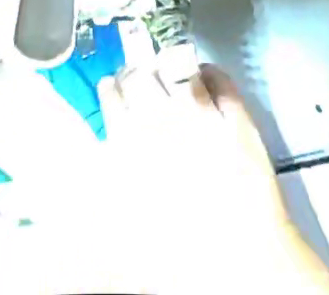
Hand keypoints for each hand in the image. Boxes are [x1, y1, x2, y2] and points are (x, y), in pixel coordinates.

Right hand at [94, 64, 328, 293]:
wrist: (237, 262)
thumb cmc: (173, 257)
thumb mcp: (119, 228)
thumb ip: (103, 192)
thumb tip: (90, 177)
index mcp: (128, 146)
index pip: (112, 99)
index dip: (111, 90)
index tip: (111, 86)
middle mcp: (163, 120)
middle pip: (142, 75)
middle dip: (136, 72)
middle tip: (137, 75)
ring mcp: (203, 113)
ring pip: (179, 68)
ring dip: (170, 66)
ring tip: (169, 69)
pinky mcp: (237, 116)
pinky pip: (220, 79)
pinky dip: (210, 72)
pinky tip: (206, 75)